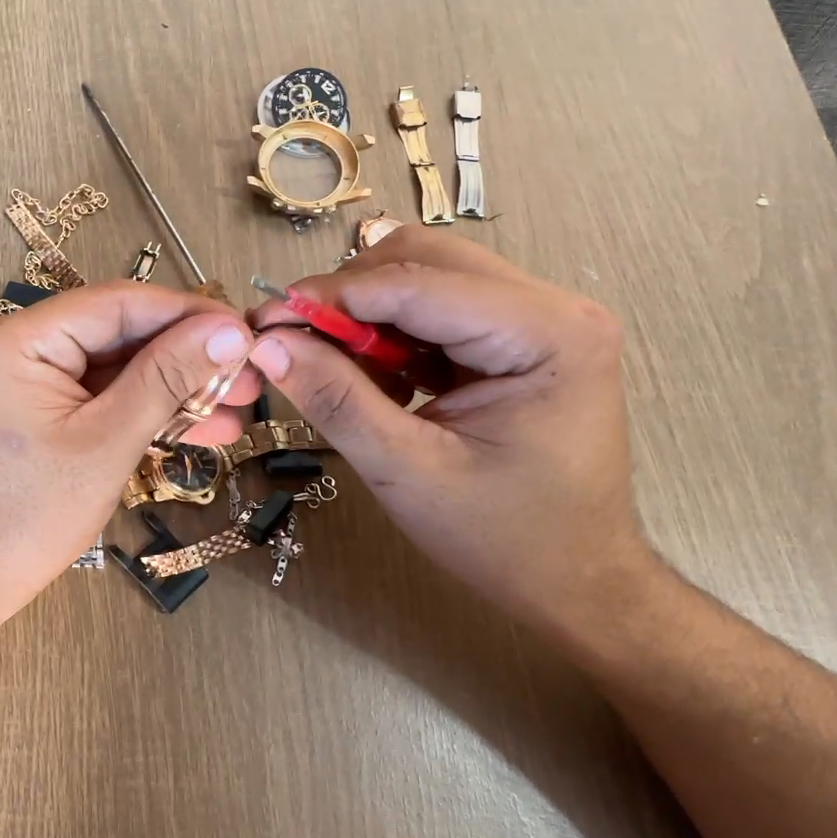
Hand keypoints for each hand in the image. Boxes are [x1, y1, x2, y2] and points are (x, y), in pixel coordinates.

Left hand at [0, 282, 259, 612]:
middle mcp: (14, 344)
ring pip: (116, 364)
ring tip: (240, 403)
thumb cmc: (32, 516)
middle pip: (117, 331)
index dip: (186, 313)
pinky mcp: (37, 405)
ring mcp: (24, 375)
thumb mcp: (108, 442)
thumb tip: (230, 329)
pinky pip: (100, 392)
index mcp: (15, 341)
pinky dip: (144, 407)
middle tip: (251, 372)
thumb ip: (168, 377)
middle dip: (187, 355)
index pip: (115, 304)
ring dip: (174, 385)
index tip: (246, 330)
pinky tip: (202, 423)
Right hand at [246, 226, 653, 629]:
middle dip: (349, 295)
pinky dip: (389, 333)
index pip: (417, 284)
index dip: (332, 297)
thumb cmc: (500, 536)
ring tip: (338, 370)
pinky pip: (435, 307)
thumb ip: (336, 399)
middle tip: (294, 342)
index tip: (263, 322)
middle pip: (424, 259)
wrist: (572, 578)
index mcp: (547, 334)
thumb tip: (266, 343)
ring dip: (367, 314)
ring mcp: (539, 318)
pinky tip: (378, 380)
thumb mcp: (405, 470)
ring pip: (425, 276)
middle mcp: (553, 307)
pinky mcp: (517, 337)